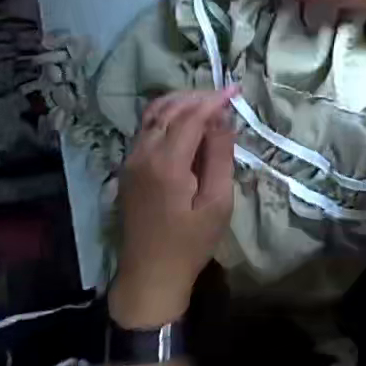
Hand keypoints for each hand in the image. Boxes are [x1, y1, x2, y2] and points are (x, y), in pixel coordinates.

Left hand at [110, 87, 237, 326]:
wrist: (150, 275)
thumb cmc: (191, 243)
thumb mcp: (217, 202)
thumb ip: (219, 157)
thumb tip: (223, 120)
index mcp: (166, 164)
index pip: (190, 117)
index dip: (214, 100)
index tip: (236, 90)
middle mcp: (142, 155)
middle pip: (167, 110)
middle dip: (197, 97)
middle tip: (225, 96)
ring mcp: (130, 161)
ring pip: (152, 116)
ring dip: (180, 103)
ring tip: (208, 103)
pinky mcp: (128, 169)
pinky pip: (146, 130)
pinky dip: (167, 117)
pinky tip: (187, 123)